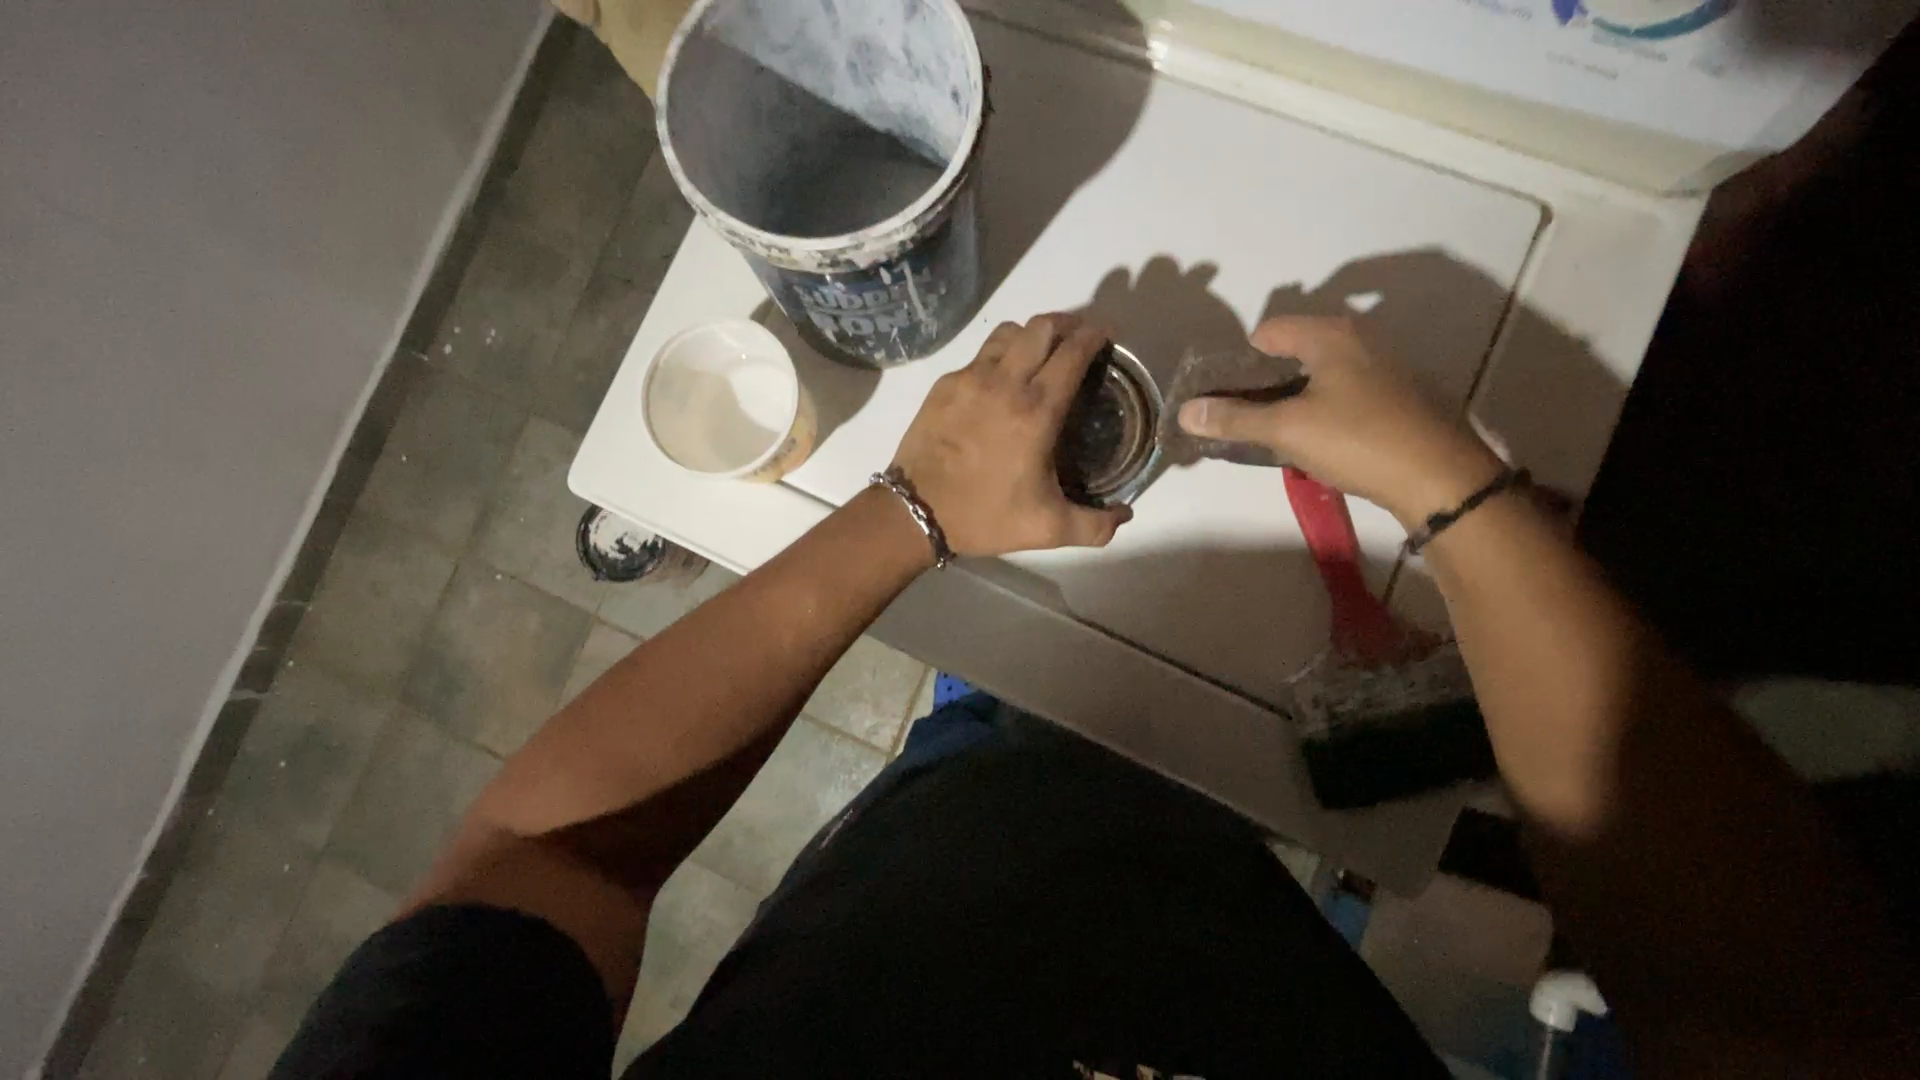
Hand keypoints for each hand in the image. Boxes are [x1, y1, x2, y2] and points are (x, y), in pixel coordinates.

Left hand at [891, 315, 1133, 556]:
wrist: (915, 512)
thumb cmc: (984, 517)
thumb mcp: (1048, 529)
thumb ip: (1095, 527)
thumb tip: (1125, 515)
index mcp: (1036, 410)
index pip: (1073, 352)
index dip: (1095, 335)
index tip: (1108, 335)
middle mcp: (1005, 383)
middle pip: (1042, 326)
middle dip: (1068, 323)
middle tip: (1080, 337)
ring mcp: (970, 379)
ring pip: (1008, 332)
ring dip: (1032, 334)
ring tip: (1042, 351)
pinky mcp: (944, 385)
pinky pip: (979, 355)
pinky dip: (999, 355)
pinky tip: (1001, 380)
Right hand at [1176, 316, 1503, 527]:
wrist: (1439, 476)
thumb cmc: (1357, 440)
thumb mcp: (1286, 430)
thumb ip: (1235, 418)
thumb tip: (1186, 411)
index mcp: (1331, 334)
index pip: (1268, 331)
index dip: (1240, 363)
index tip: (1228, 398)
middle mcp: (1359, 337)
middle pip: (1294, 349)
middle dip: (1265, 381)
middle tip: (1247, 417)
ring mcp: (1382, 363)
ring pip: (1320, 371)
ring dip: (1294, 396)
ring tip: (1277, 431)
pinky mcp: (1396, 391)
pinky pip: (1344, 388)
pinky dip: (1323, 405)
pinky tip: (1319, 437)